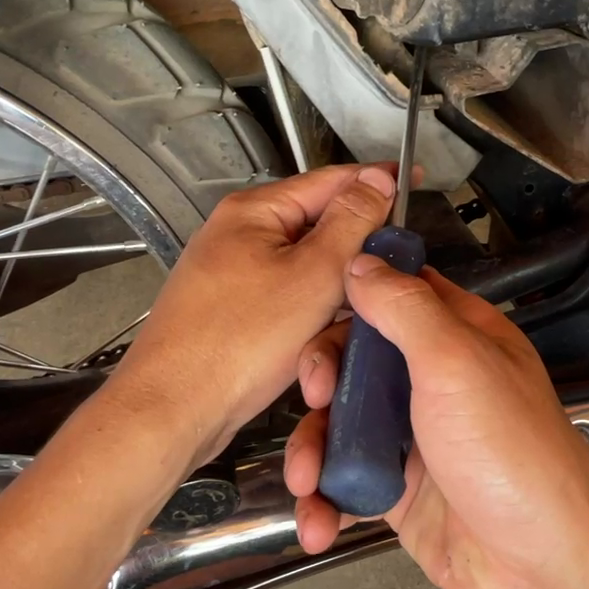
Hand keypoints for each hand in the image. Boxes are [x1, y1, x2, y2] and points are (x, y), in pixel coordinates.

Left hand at [101, 165, 396, 468]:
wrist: (173, 410)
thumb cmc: (238, 343)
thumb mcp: (314, 275)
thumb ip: (352, 222)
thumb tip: (377, 179)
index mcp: (255, 211)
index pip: (330, 179)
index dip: (376, 181)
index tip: (414, 178)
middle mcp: (239, 234)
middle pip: (318, 224)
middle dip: (356, 245)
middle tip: (395, 262)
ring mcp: (233, 273)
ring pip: (306, 266)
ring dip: (334, 286)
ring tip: (358, 308)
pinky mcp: (234, 310)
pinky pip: (288, 297)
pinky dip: (312, 310)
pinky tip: (325, 332)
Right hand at [284, 258, 588, 588]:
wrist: (543, 563)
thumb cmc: (508, 448)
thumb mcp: (456, 361)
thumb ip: (405, 308)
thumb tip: (361, 260)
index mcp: (457, 336)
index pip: (396, 293)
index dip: (354, 294)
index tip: (315, 309)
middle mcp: (433, 380)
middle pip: (356, 358)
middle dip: (322, 376)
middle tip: (315, 397)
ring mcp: (413, 437)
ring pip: (341, 422)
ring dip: (312, 450)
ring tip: (307, 482)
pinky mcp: (397, 491)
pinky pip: (344, 482)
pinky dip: (324, 502)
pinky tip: (318, 523)